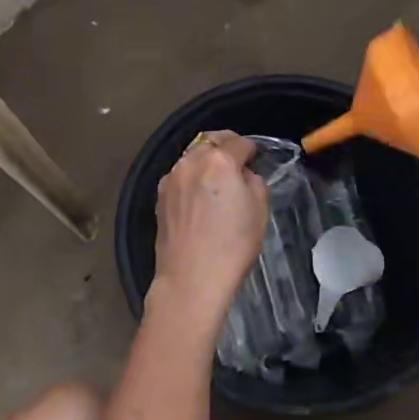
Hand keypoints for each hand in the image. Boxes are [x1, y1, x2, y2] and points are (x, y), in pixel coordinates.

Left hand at [150, 131, 268, 318]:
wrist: (191, 277)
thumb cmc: (232, 246)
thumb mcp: (259, 211)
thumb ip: (254, 182)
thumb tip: (242, 174)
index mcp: (219, 160)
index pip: (240, 142)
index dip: (251, 150)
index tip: (255, 159)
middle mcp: (190, 162)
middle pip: (211, 142)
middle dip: (226, 147)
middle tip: (237, 164)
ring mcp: (170, 178)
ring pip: (191, 157)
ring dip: (205, 161)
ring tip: (216, 181)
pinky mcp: (158, 196)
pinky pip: (179, 176)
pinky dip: (190, 178)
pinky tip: (197, 197)